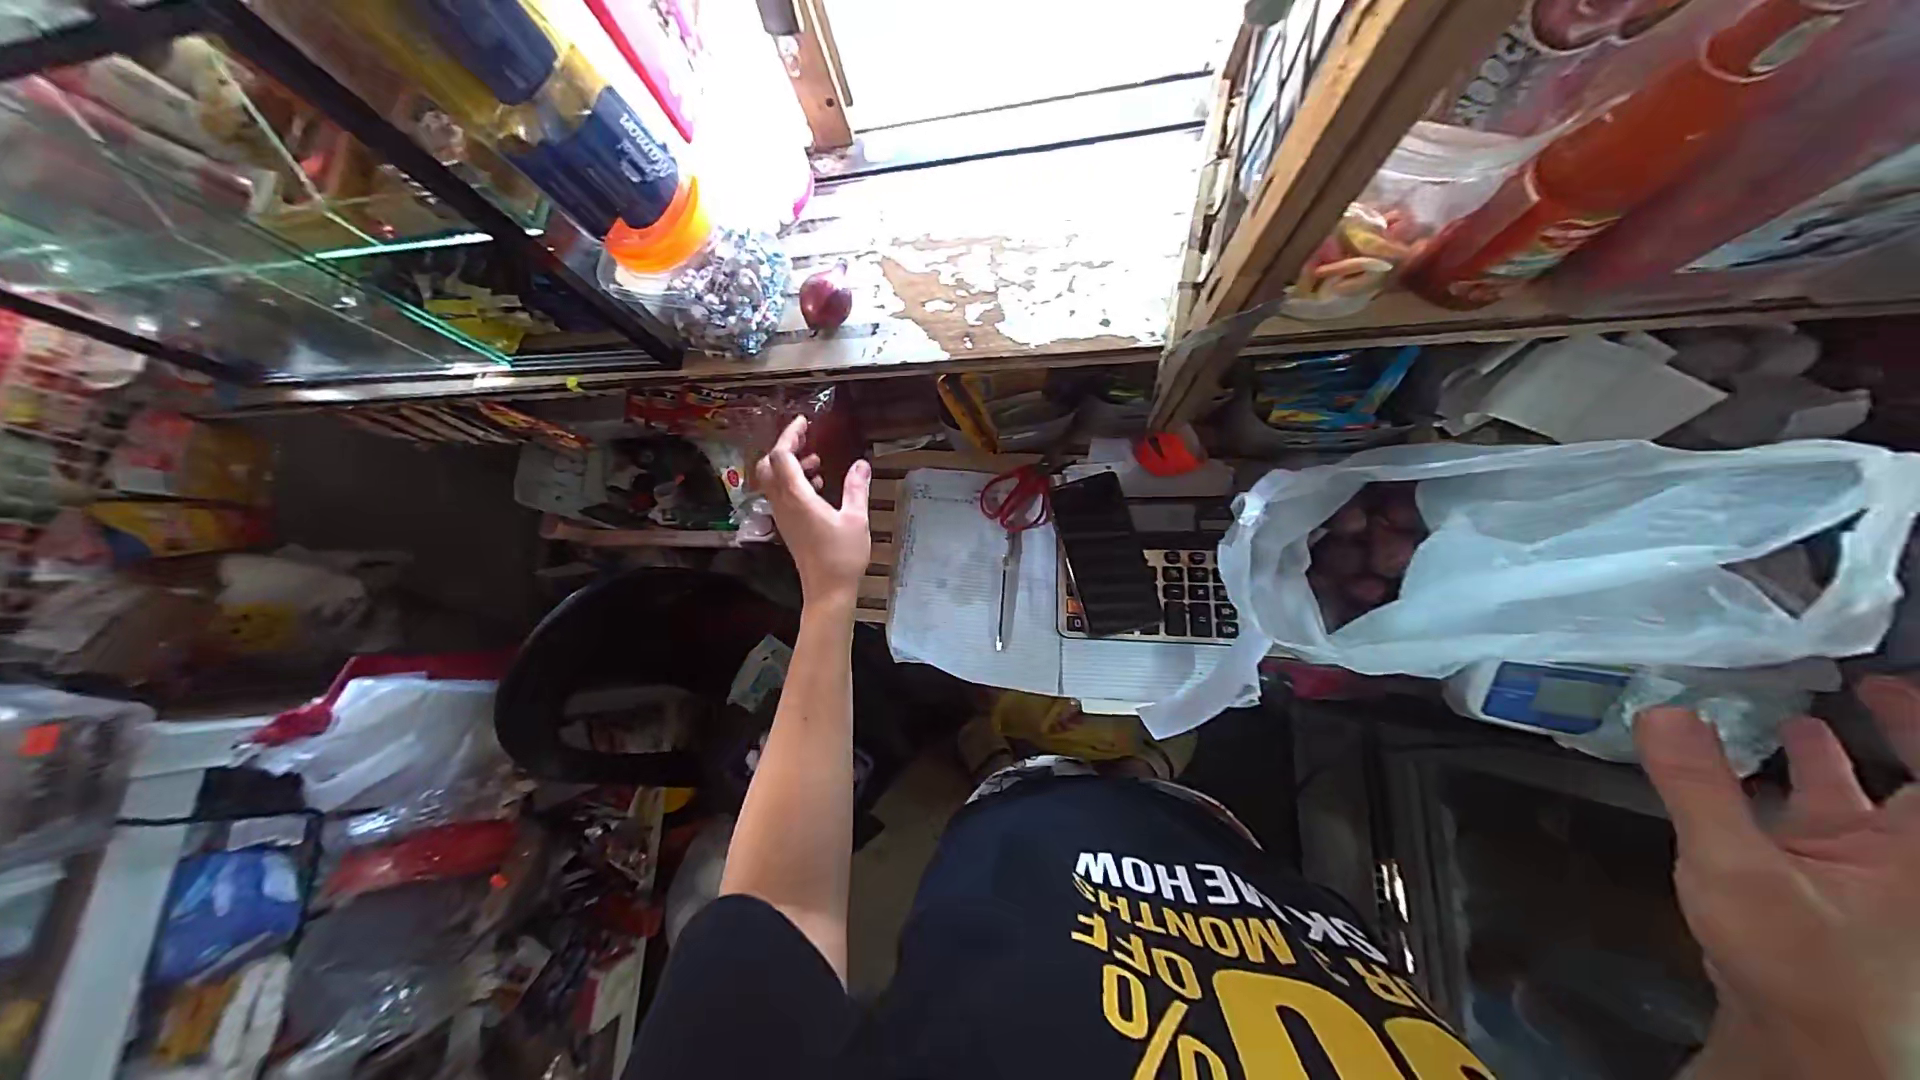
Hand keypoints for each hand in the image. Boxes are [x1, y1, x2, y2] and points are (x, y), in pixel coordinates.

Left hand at [754, 415, 870, 606]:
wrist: (827, 591)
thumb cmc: (842, 557)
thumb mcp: (856, 519)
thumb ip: (857, 488)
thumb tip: (862, 463)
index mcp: (797, 498)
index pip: (781, 456)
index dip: (789, 435)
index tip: (804, 422)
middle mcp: (783, 504)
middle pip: (769, 465)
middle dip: (784, 447)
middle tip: (806, 437)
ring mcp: (782, 516)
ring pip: (773, 480)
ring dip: (790, 465)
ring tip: (817, 460)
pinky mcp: (787, 525)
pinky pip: (782, 495)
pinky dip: (794, 482)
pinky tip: (818, 485)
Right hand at [1634, 679, 1919, 1079]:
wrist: (1807, 1044)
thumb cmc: (1802, 959)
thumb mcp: (1738, 868)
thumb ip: (1698, 787)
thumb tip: (1664, 708)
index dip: (1918, 721)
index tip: (1884, 677)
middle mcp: (1908, 859)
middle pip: (1916, 785)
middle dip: (1896, 734)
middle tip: (1856, 685)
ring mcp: (1869, 877)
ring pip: (1864, 803)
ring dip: (1836, 761)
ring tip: (1795, 716)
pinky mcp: (1827, 890)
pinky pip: (1816, 824)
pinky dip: (1789, 791)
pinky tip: (1748, 773)